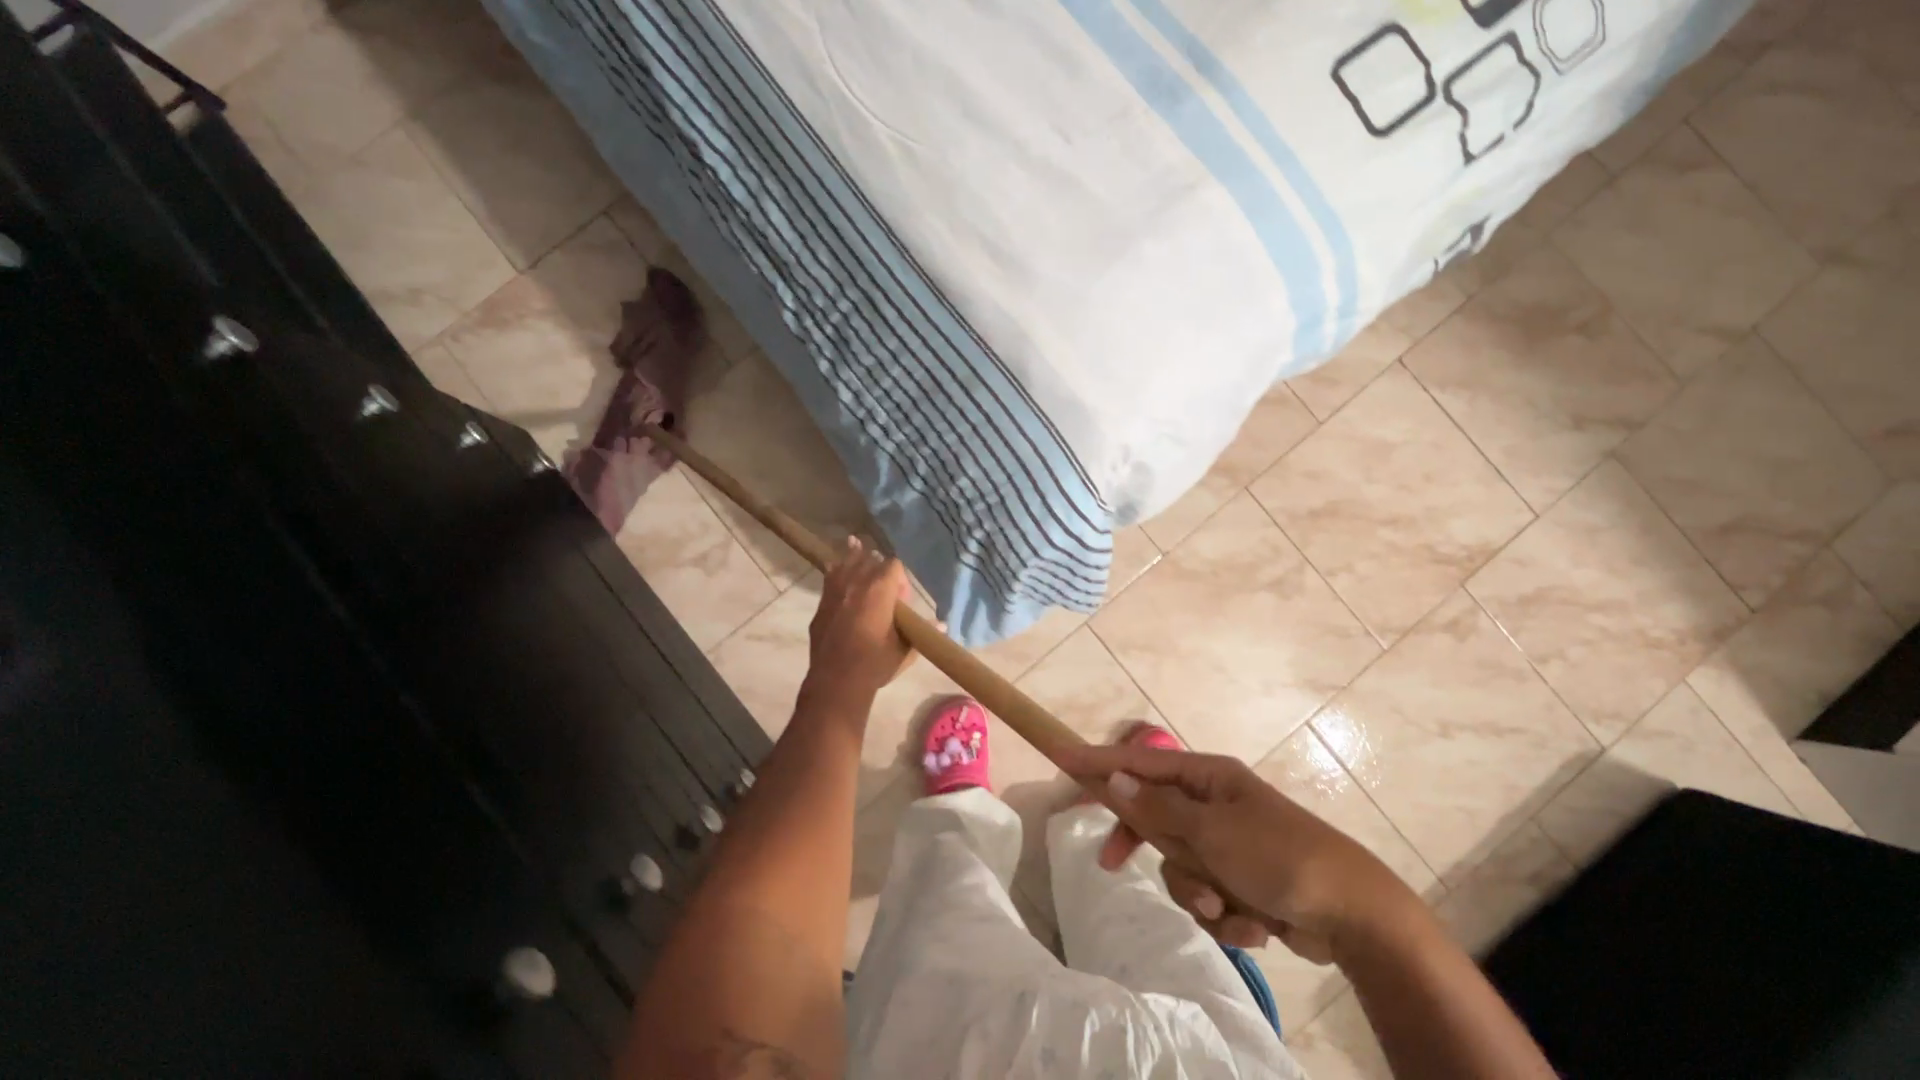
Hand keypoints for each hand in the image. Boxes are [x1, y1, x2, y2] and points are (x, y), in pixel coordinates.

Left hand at [802, 538, 914, 708]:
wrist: (837, 680)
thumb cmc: (875, 663)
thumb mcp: (904, 649)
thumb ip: (920, 631)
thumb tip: (942, 624)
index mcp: (880, 590)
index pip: (893, 565)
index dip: (900, 578)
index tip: (902, 598)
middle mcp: (857, 583)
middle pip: (870, 560)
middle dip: (879, 567)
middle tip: (885, 585)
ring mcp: (835, 592)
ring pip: (847, 563)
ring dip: (855, 557)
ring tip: (856, 544)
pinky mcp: (822, 604)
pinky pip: (830, 577)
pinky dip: (836, 570)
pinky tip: (836, 565)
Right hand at [1061, 742, 1424, 963]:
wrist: (1351, 916)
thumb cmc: (1278, 857)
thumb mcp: (1211, 831)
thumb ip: (1158, 807)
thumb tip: (1115, 777)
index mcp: (1210, 779)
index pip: (1141, 764)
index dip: (1100, 764)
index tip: (1061, 761)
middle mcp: (1215, 806)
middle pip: (1153, 818)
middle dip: (1144, 847)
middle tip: (1109, 863)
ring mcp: (1229, 847)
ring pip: (1178, 867)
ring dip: (1195, 894)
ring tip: (1224, 907)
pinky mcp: (1241, 884)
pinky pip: (1206, 897)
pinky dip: (1224, 915)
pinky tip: (1254, 923)